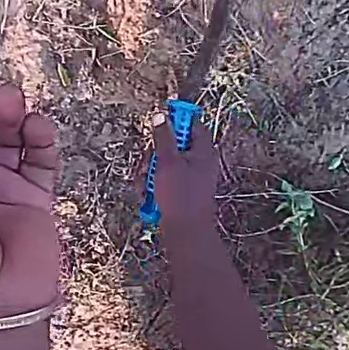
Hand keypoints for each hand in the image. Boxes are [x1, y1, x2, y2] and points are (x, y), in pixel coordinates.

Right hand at [152, 110, 219, 229]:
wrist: (186, 233)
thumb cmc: (180, 196)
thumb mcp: (168, 162)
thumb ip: (164, 137)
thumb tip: (161, 116)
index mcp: (203, 151)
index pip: (192, 124)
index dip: (176, 119)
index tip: (159, 120)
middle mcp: (198, 162)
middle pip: (173, 143)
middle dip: (155, 153)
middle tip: (148, 163)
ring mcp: (189, 177)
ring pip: (163, 162)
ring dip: (149, 170)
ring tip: (145, 184)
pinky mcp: (179, 190)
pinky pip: (162, 178)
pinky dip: (152, 184)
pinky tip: (146, 194)